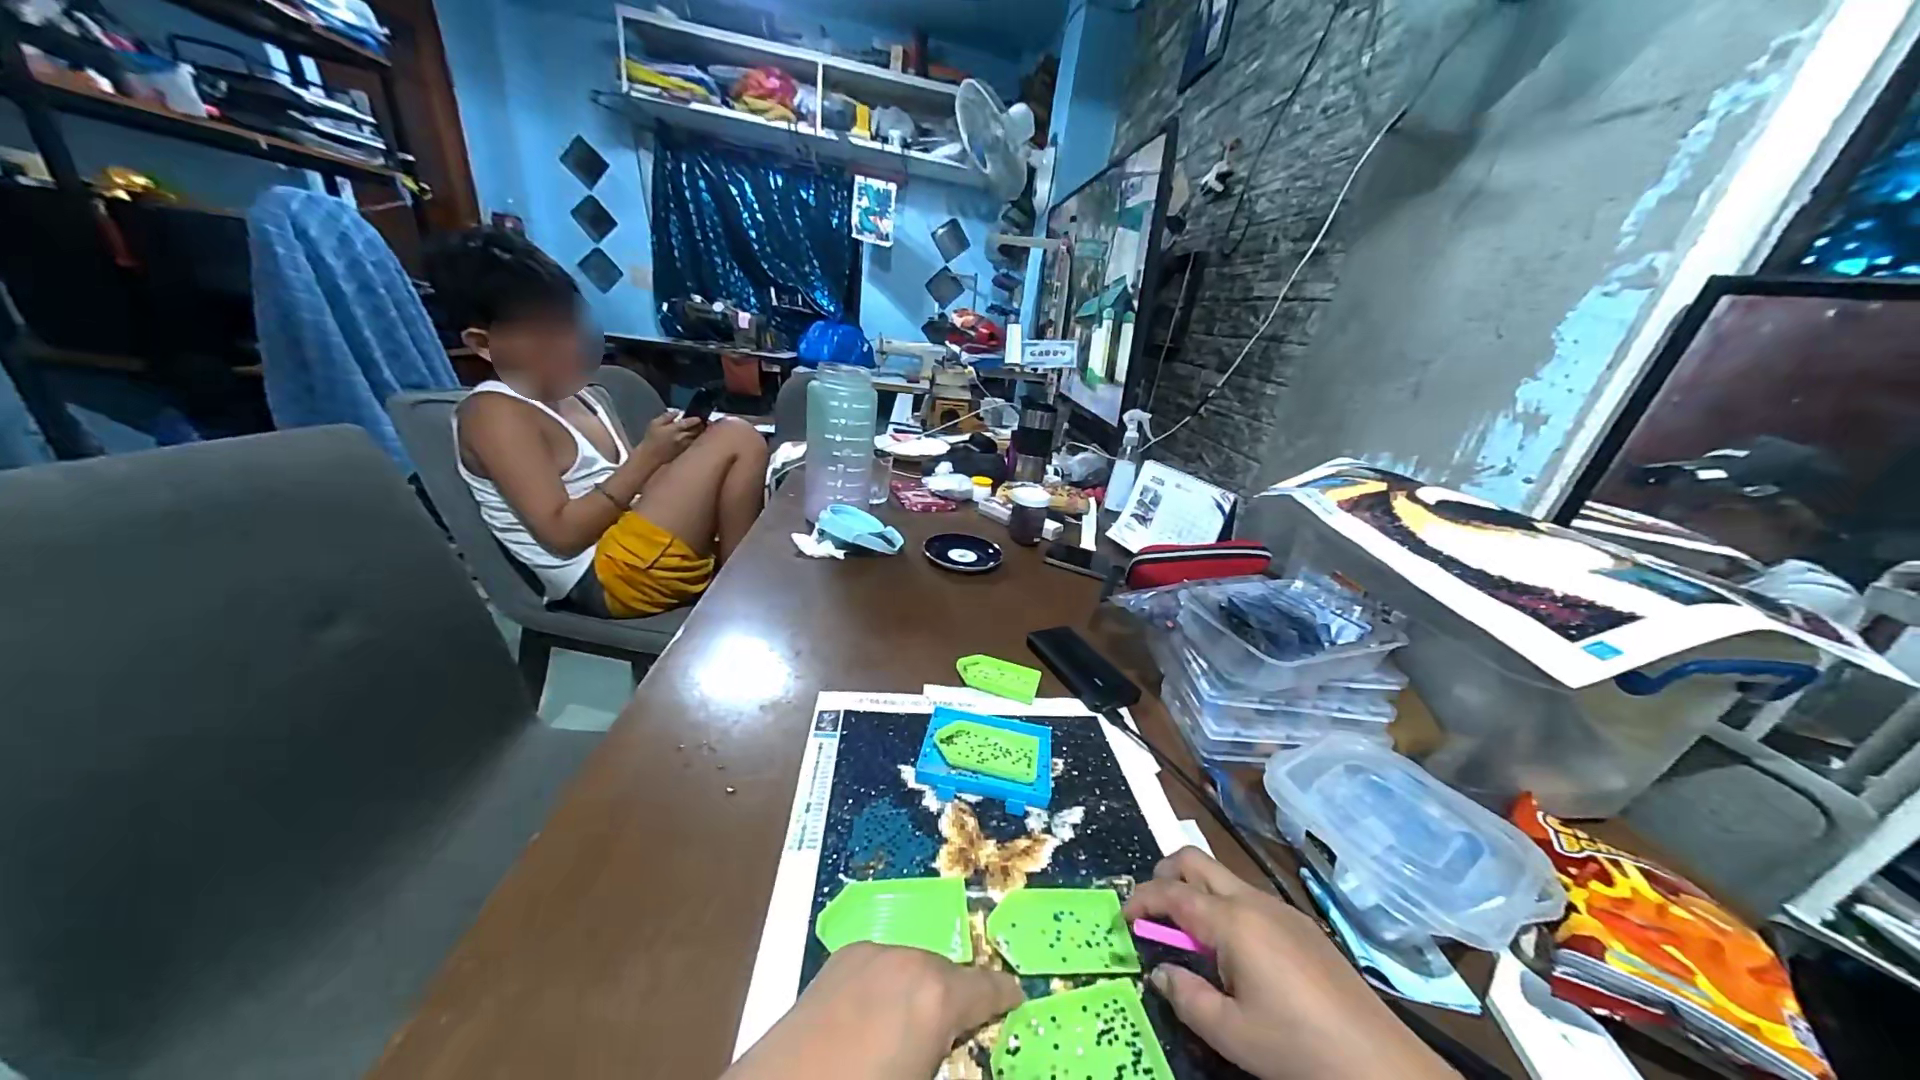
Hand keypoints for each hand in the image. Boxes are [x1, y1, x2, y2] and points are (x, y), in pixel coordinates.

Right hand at [636, 410, 702, 464]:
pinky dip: (697, 440)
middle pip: (696, 430)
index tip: (699, 417)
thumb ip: (666, 416)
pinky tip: (697, 438)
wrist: (651, 457)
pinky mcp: (686, 452)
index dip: (696, 419)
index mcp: (675, 429)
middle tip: (703, 422)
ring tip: (702, 429)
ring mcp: (686, 445)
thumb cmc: (651, 439)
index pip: (689, 422)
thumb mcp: (654, 424)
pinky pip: (695, 444)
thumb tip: (677, 412)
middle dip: (701, 425)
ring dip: (701, 433)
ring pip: (697, 437)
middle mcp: (682, 437)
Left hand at [724, 943, 1021, 1079]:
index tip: (1015, 1003)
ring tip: (908, 1034)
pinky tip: (873, 1022)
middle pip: (950, 974)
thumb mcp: (925, 1078)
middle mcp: (908, 959)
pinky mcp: (838, 959)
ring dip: (920, 992)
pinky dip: (888, 986)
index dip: (1006, 997)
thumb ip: (950, 1053)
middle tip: (953, 1038)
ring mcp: (869, 953)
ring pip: (914, 966)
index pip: (989, 987)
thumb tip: (956, 1041)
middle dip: (956, 1001)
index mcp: (936, 993)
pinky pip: (881, 967)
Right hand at [1124, 848, 1457, 1079]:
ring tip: (1188, 937)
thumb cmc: (1298, 1048)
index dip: (1141, 900)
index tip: (1123, 917)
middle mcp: (1253, 901)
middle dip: (1164, 875)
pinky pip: (1246, 896)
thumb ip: (1186, 996)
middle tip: (1152, 912)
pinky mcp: (1300, 925)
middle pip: (1195, 861)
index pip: (1172, 893)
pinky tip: (1231, 951)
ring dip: (1194, 891)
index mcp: (1232, 922)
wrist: (1383, 1066)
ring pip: (1222, 876)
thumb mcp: (1231, 1033)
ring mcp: (1281, 909)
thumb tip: (1160, 971)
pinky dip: (1222, 905)